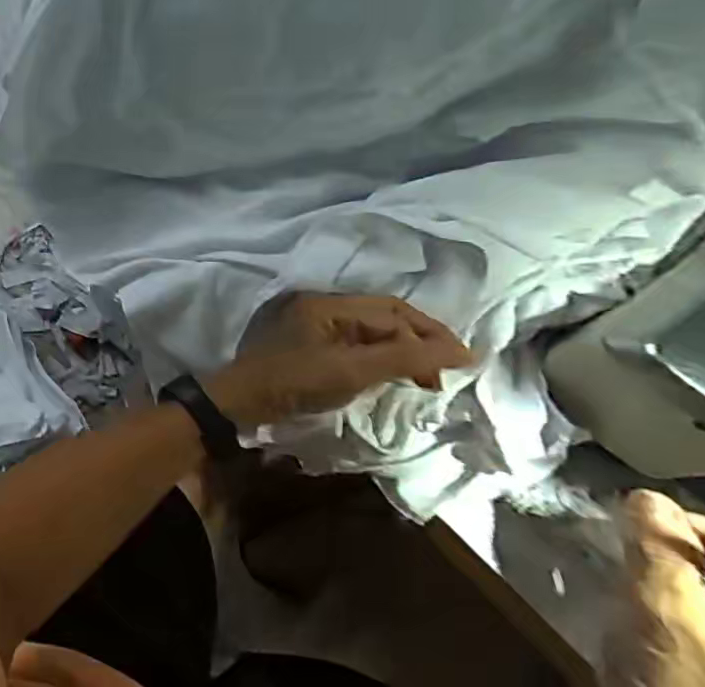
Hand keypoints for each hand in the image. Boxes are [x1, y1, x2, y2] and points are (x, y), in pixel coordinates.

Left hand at [203, 292, 472, 426]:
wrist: (242, 400)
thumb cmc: (295, 382)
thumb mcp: (352, 371)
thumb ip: (402, 359)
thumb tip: (458, 351)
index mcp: (327, 304)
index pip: (391, 313)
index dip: (429, 336)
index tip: (462, 363)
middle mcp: (320, 305)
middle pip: (383, 315)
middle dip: (419, 339)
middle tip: (446, 371)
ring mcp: (313, 324)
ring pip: (370, 328)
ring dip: (401, 348)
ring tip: (426, 376)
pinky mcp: (309, 343)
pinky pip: (355, 341)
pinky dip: (380, 354)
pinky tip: (393, 373)